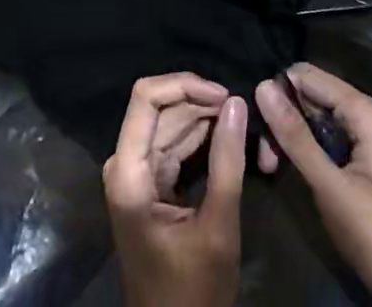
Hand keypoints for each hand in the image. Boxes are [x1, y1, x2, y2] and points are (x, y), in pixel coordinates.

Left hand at [104, 74, 246, 306]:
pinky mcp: (151, 183)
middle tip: (245, 113)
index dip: (185, 85)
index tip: (225, 96)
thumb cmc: (192, 289)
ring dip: (208, 119)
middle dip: (204, 103)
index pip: (146, 97)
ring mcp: (137, 174)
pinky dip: (204, 137)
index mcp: (129, 173)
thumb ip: (227, 161)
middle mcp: (125, 165)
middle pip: (162, 108)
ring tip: (245, 125)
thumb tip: (237, 102)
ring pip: (172, 122)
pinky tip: (232, 139)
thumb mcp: (218, 226)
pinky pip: (176, 143)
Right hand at [255, 65, 371, 306]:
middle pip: (312, 97)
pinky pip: (329, 143)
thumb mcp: (331, 187)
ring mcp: (369, 141)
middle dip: (282, 119)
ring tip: (270, 169)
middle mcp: (368, 115)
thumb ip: (295, 137)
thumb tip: (262, 86)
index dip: (277, 91)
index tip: (249, 119)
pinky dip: (307, 154)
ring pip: (317, 122)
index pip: (308, 75)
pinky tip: (289, 171)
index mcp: (365, 110)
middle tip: (261, 158)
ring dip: (291, 140)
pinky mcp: (366, 165)